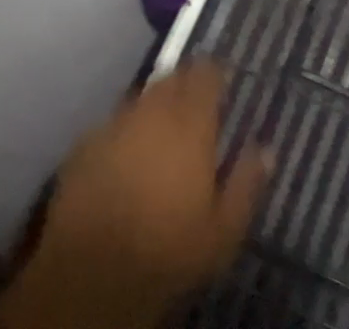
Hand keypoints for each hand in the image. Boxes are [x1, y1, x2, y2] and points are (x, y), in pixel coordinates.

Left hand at [0, 62, 269, 328]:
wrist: (91, 276)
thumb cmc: (168, 251)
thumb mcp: (224, 229)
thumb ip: (247, 182)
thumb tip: (266, 149)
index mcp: (190, 125)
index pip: (205, 75)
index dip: (216, 73)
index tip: (225, 81)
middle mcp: (150, 114)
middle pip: (170, 79)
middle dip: (186, 83)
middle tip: (199, 103)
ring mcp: (112, 128)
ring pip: (139, 99)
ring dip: (155, 105)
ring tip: (164, 128)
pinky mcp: (82, 149)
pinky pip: (112, 125)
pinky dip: (126, 130)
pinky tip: (128, 154)